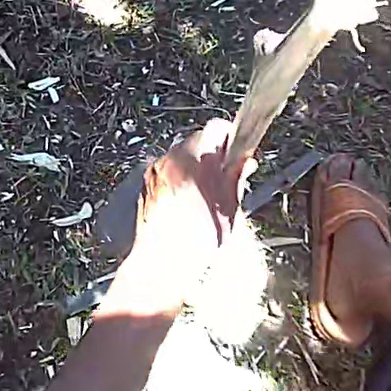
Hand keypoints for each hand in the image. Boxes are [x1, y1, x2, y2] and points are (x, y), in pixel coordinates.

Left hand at [111, 119, 248, 311]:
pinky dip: (179, 181)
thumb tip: (244, 161)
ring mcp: (156, 171)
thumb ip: (236, 176)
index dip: (232, 139)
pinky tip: (189, 204)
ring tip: (209, 196)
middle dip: (214, 156)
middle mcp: (172, 158)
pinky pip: (168, 173)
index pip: (217, 128)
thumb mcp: (229, 206)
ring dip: (196, 168)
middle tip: (229, 177)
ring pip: (182, 158)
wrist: (163, 262)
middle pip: (198, 142)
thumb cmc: (195, 239)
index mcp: (195, 157)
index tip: (240, 153)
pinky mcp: (146, 185)